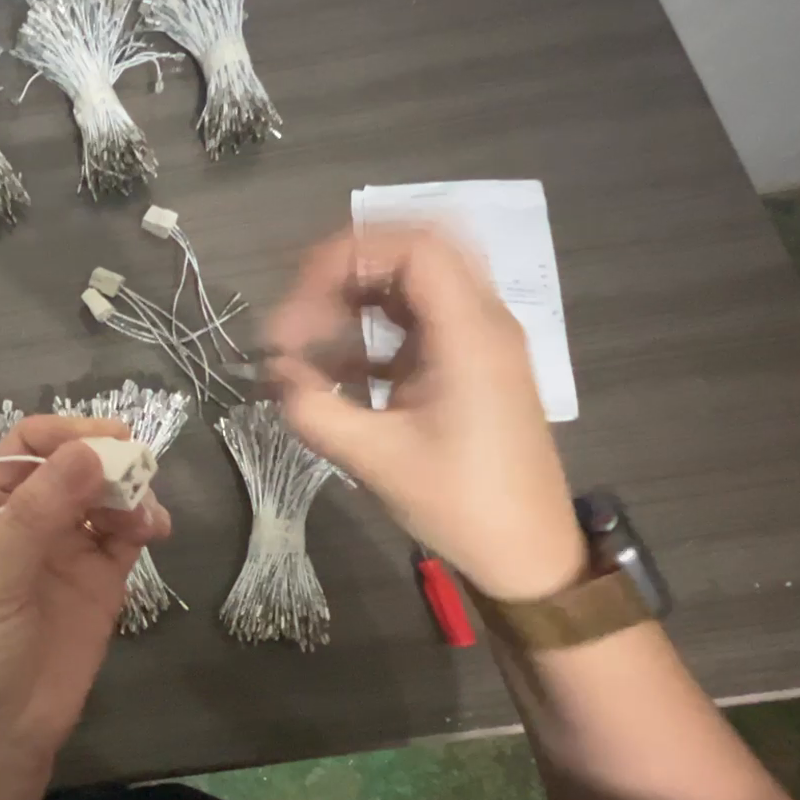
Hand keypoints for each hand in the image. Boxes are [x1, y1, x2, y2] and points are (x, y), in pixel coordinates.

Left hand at [0, 416, 171, 764]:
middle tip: (136, 468)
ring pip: (104, 497)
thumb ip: (37, 513)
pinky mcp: (100, 581)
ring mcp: (65, 550)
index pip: (24, 447)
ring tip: (143, 514)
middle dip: (104, 459)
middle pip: (71, 465)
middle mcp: (27, 520)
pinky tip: (153, 529)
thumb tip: (90, 451)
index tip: (106, 440)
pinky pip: (125, 535)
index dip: (62, 434)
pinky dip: (143, 522)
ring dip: (129, 490)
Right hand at [263, 226, 584, 600]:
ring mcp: (475, 344)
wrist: (526, 550)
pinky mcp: (464, 369)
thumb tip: (273, 374)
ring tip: (302, 342)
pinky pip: (412, 326)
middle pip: (412, 255)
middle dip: (343, 274)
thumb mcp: (373, 458)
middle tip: (296, 318)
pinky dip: (366, 333)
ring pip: (411, 288)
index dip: (344, 259)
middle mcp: (479, 323)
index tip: (294, 307)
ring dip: (352, 302)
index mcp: (469, 335)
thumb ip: (312, 410)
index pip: (412, 249)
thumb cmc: (458, 502)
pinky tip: (328, 369)